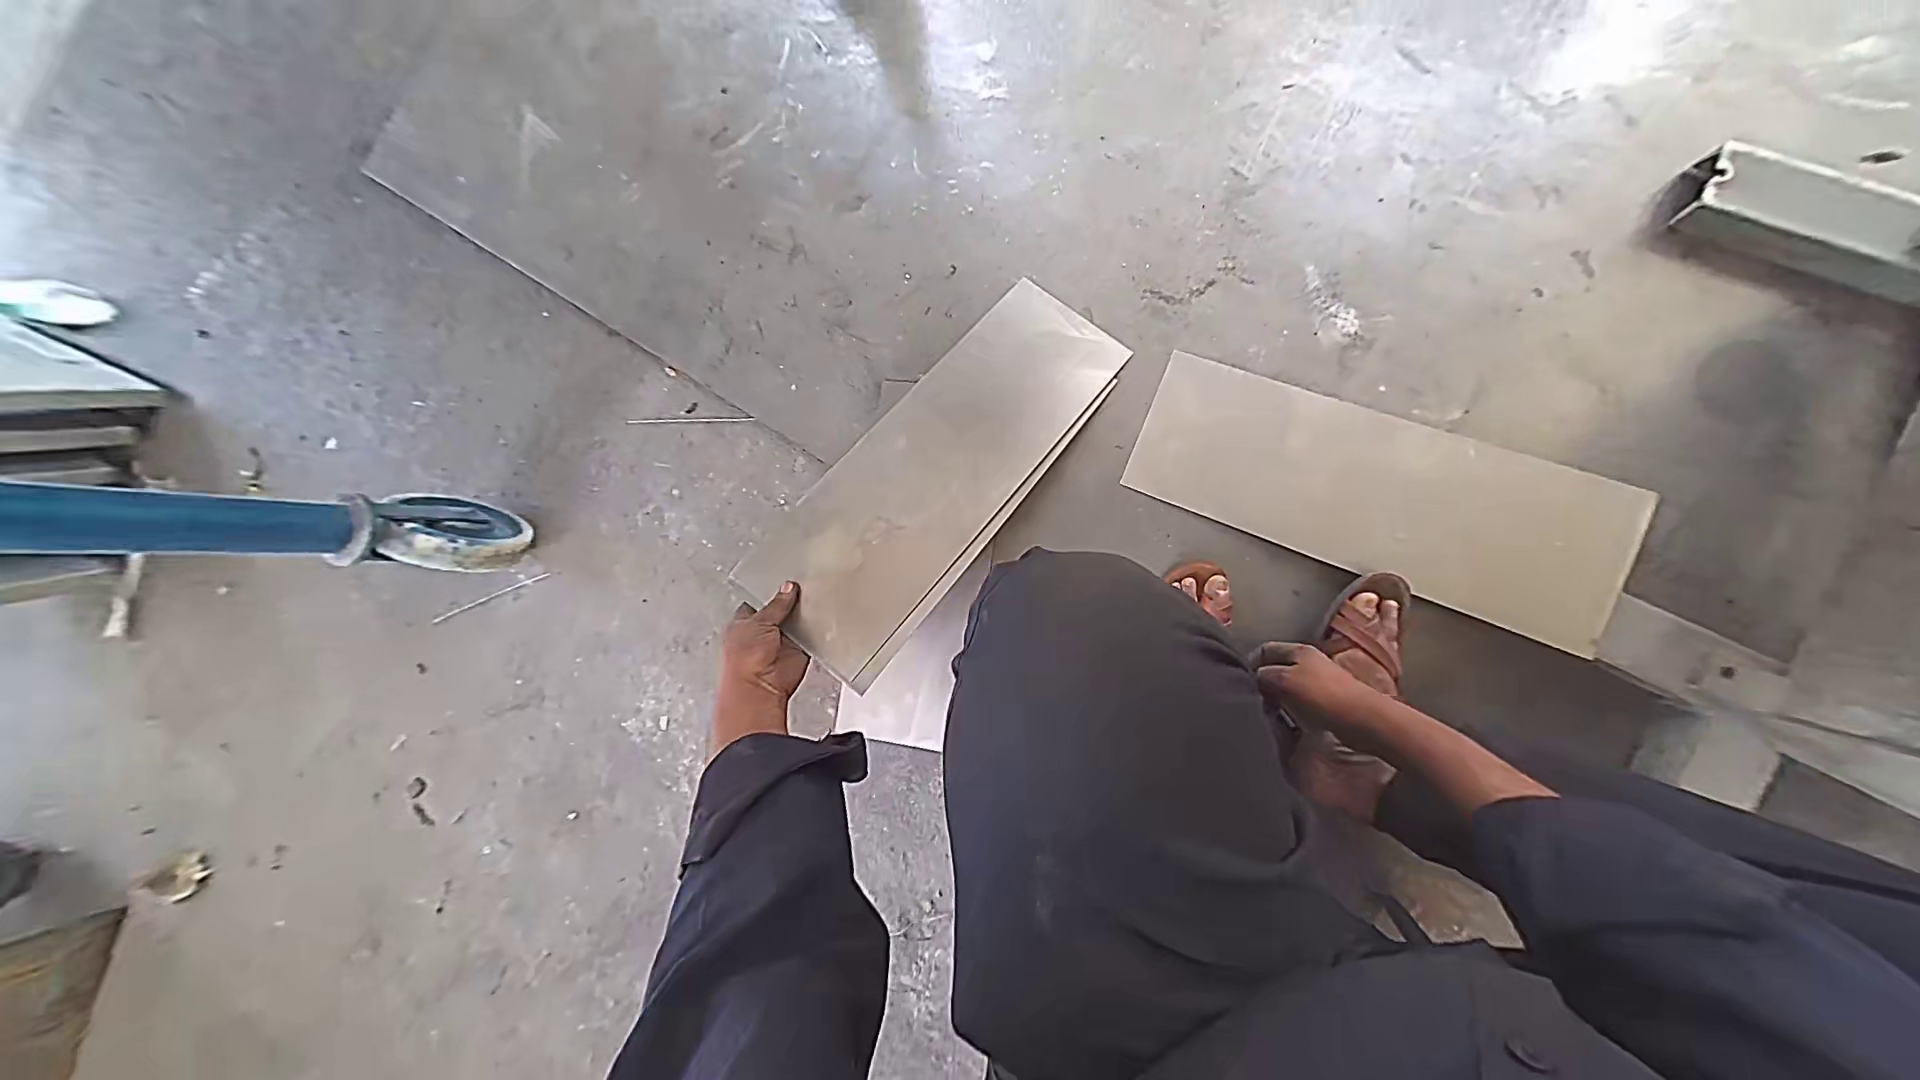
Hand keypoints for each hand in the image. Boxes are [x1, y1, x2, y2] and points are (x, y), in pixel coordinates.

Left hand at [722, 581, 809, 703]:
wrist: (760, 686)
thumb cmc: (744, 659)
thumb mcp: (759, 621)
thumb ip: (776, 605)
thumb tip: (787, 589)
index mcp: (745, 623)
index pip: (761, 602)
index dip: (772, 593)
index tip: (786, 583)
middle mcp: (763, 633)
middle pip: (781, 611)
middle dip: (790, 604)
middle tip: (800, 592)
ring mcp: (781, 641)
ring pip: (797, 622)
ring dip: (802, 617)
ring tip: (810, 604)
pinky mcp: (798, 650)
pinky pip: (810, 636)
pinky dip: (814, 630)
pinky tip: (817, 621)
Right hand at [1249, 642, 1364, 711]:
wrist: (1364, 722)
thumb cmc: (1322, 695)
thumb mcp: (1284, 680)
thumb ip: (1263, 676)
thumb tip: (1252, 679)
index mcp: (1299, 651)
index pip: (1265, 649)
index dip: (1249, 661)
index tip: (1239, 679)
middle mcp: (1308, 663)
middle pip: (1275, 668)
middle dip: (1260, 682)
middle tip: (1249, 698)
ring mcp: (1318, 683)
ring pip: (1285, 687)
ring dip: (1273, 699)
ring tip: (1262, 712)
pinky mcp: (1325, 703)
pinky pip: (1296, 703)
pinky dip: (1286, 711)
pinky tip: (1281, 722)